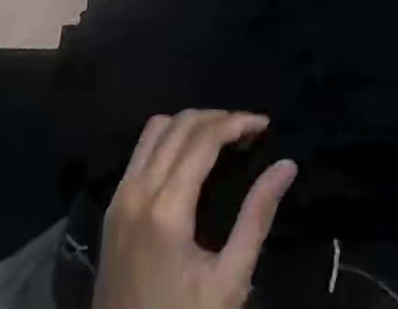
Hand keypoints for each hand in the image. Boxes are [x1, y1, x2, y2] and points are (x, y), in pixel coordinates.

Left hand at [94, 110, 297, 308]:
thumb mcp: (230, 280)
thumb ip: (257, 216)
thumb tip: (286, 166)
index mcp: (166, 208)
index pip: (203, 138)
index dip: (237, 122)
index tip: (265, 125)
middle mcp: (137, 192)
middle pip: (179, 125)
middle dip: (218, 118)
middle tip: (249, 131)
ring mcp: (119, 199)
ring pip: (155, 130)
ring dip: (190, 123)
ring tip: (223, 137)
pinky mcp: (111, 210)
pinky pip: (140, 152)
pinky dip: (168, 139)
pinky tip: (191, 157)